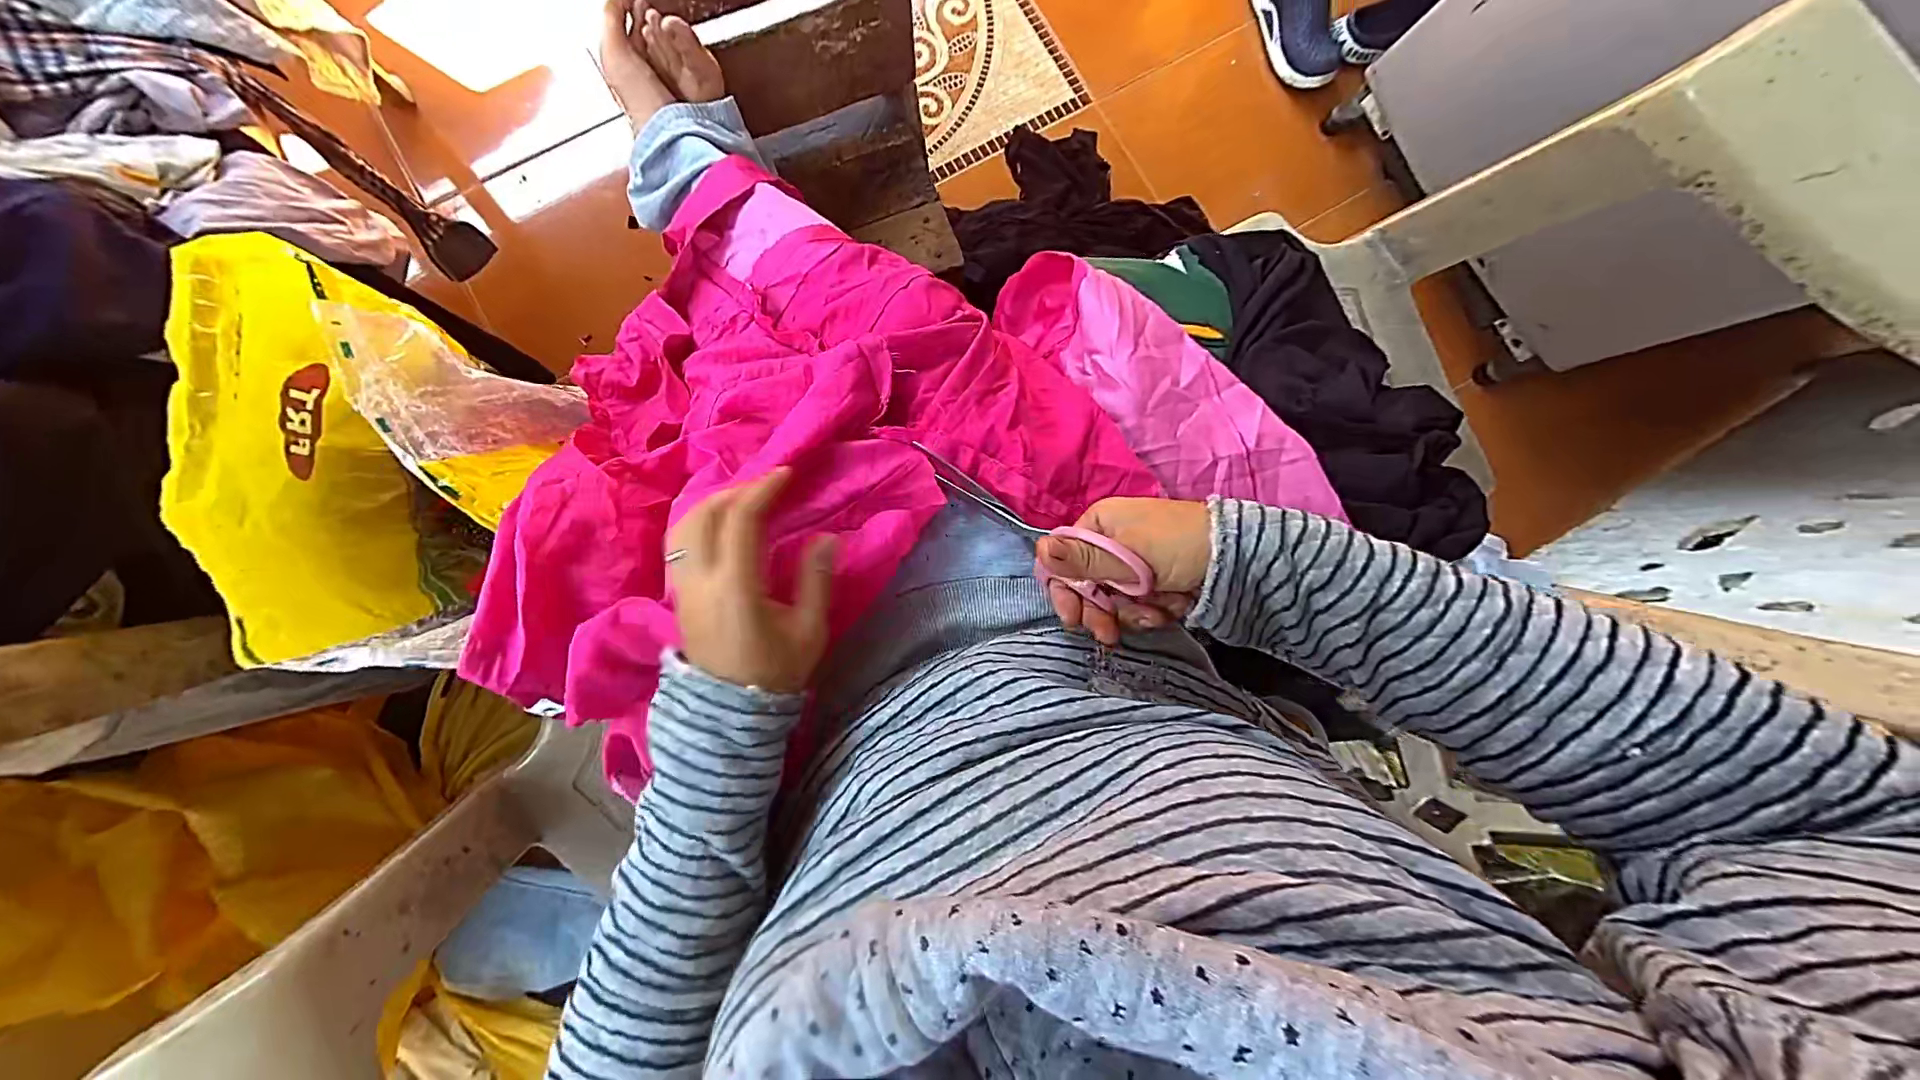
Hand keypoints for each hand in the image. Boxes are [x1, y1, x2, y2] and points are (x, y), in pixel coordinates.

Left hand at [667, 468, 835, 692]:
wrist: (729, 714)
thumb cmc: (775, 672)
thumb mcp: (809, 631)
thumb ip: (816, 581)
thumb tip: (826, 539)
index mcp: (736, 586)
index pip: (741, 520)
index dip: (764, 489)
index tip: (786, 474)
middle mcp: (700, 580)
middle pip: (705, 513)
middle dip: (738, 489)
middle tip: (768, 484)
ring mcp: (682, 587)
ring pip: (684, 526)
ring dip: (713, 502)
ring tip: (744, 498)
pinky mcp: (677, 595)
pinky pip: (680, 543)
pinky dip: (699, 521)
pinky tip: (720, 524)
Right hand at [1038, 497, 1210, 645]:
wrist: (1240, 558)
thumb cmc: (1178, 547)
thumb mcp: (1127, 553)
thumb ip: (1081, 559)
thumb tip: (1038, 549)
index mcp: (1099, 525)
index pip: (1063, 562)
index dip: (1065, 592)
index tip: (1073, 618)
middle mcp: (1111, 544)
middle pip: (1086, 588)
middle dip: (1101, 612)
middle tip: (1109, 634)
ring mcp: (1133, 565)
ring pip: (1113, 602)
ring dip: (1132, 614)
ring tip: (1157, 614)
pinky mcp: (1153, 583)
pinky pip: (1138, 606)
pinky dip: (1152, 612)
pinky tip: (1171, 608)